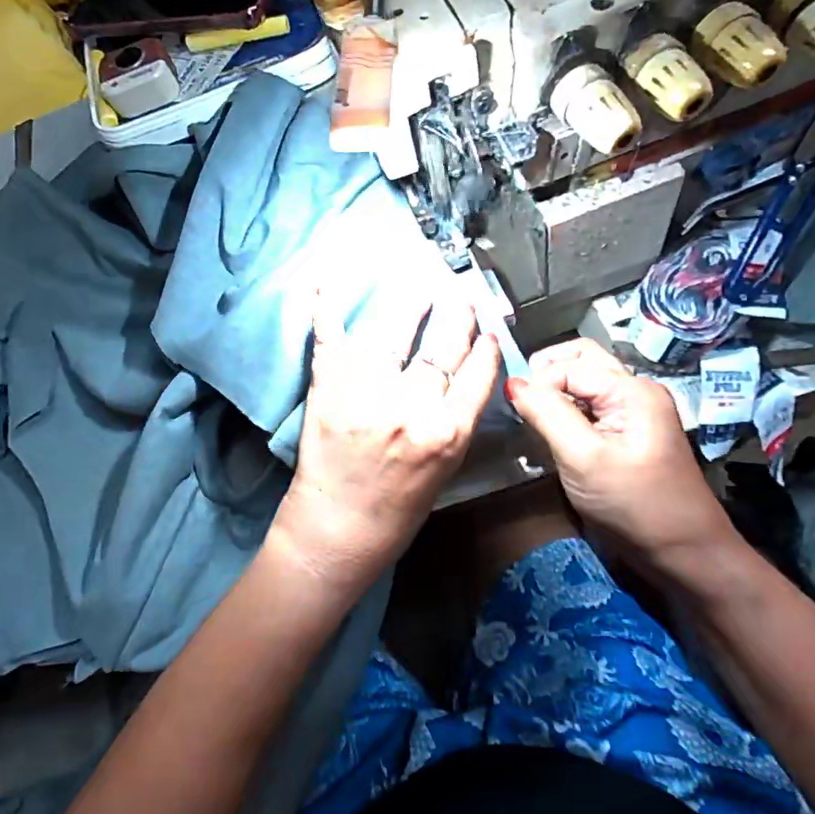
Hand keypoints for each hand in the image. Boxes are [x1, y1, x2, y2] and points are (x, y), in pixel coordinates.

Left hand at [272, 288, 502, 591]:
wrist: (338, 530)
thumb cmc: (396, 511)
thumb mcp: (444, 469)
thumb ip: (454, 422)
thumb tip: (462, 382)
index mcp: (447, 432)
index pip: (477, 373)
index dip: (484, 346)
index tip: (487, 331)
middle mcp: (411, 407)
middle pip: (443, 347)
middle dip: (457, 317)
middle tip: (461, 300)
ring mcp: (367, 393)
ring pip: (396, 334)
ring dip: (413, 307)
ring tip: (423, 292)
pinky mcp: (328, 389)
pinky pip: (331, 339)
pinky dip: (327, 310)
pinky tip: (327, 284)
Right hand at [505, 339, 734, 570]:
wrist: (684, 552)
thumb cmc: (634, 505)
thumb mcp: (583, 459)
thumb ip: (548, 415)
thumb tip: (513, 383)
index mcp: (632, 390)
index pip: (568, 366)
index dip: (537, 384)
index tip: (516, 413)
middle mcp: (636, 390)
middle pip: (582, 360)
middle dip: (546, 375)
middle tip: (522, 404)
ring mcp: (636, 411)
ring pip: (586, 382)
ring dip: (556, 392)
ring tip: (534, 418)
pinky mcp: (631, 432)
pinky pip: (593, 405)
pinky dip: (569, 410)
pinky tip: (554, 432)